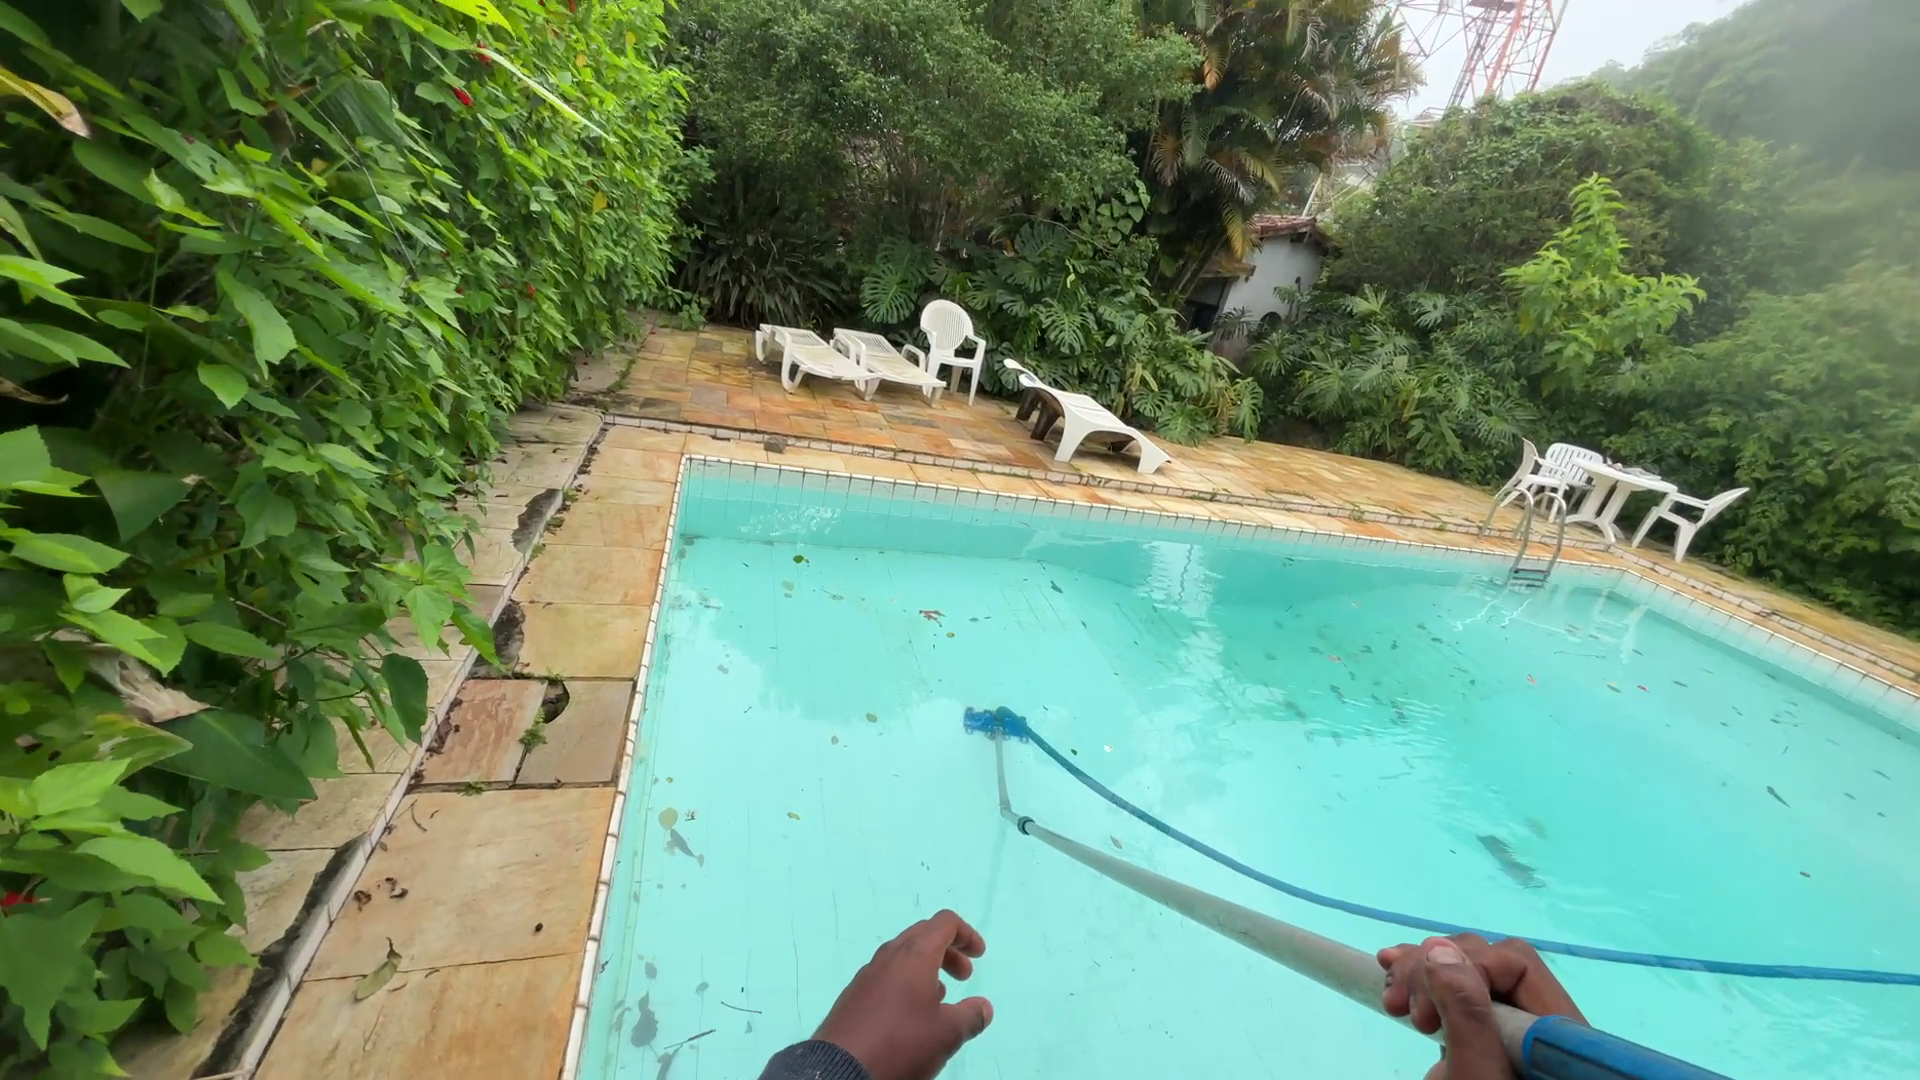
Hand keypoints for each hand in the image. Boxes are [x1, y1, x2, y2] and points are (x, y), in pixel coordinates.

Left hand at [815, 910, 993, 1079]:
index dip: (967, 934)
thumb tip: (984, 1007)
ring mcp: (869, 972)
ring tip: (940, 996)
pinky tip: (910, 1013)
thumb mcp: (946, 1035)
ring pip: (904, 954)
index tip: (979, 956)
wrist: (840, 1070)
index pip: (945, 922)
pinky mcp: (854, 993)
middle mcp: (891, 954)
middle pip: (924, 934)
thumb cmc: (901, 1043)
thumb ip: (970, 1017)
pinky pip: (887, 974)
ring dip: (927, 967)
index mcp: (916, 953)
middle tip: (964, 976)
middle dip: (949, 949)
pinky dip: (906, 981)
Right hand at [1376, 934, 1585, 1079]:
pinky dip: (1418, 980)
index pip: (1519, 966)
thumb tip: (1440, 948)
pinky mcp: (1485, 1035)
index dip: (1469, 969)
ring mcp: (1512, 1031)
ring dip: (1419, 975)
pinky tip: (1394, 986)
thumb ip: (1468, 1015)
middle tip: (1406, 1012)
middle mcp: (1543, 1029)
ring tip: (1393, 1004)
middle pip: (1488, 961)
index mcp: (1560, 1039)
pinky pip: (1453, 985)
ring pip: (1463, 968)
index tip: (1429, 1011)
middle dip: (1435, 973)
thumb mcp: (1475, 1079)